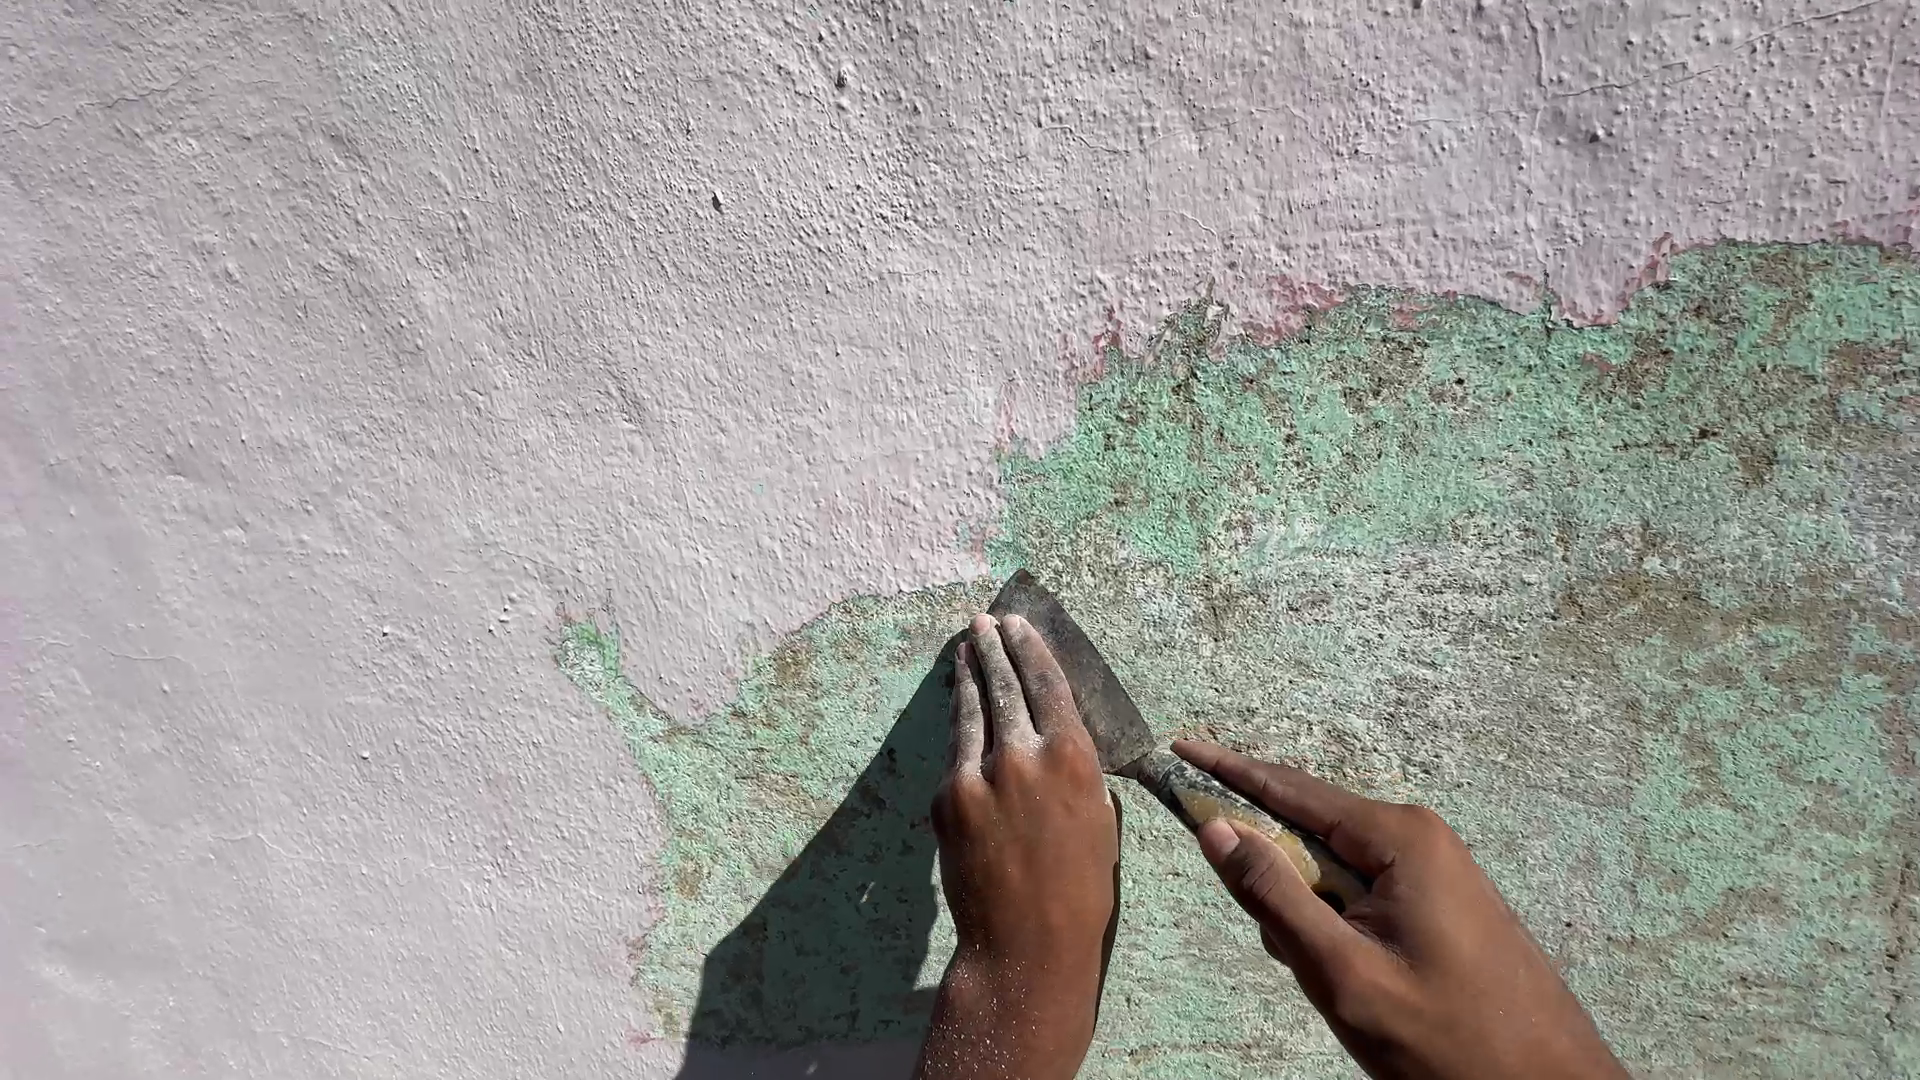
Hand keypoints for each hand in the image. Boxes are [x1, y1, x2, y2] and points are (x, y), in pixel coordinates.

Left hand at [914, 614, 1119, 1079]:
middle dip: (995, 648)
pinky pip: (956, 750)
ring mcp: (978, 775)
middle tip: (986, 621)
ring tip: (967, 646)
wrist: (1025, 945)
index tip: (1019, 625)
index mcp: (1072, 758)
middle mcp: (1022, 756)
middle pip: (1005, 686)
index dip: (1032, 649)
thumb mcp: (1098, 816)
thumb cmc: (1081, 887)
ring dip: (969, 674)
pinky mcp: (947, 797)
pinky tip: (959, 705)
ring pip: (973, 710)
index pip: (1047, 685)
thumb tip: (1052, 732)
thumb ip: (1074, 767)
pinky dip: (959, 723)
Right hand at [1175, 740, 1628, 1079]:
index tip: (1178, 746)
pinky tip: (1351, 969)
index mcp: (1397, 837)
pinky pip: (1359, 885)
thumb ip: (1272, 894)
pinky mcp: (1439, 897)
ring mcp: (1433, 866)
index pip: (1286, 788)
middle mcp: (1415, 835)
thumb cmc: (1451, 1046)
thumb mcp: (1344, 975)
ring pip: (1330, 863)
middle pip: (1307, 825)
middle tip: (1275, 933)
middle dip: (1272, 865)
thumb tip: (1214, 826)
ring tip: (1330, 974)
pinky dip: (1334, 916)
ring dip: (1307, 905)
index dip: (1225, 768)